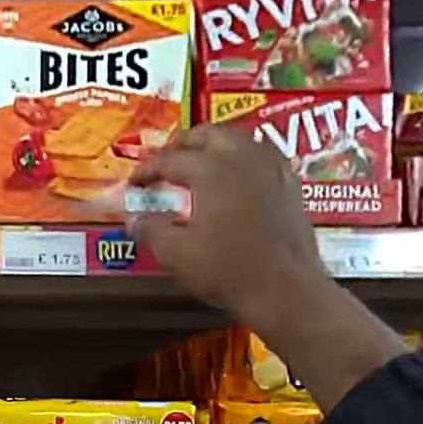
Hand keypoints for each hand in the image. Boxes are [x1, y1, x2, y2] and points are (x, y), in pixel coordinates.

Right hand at [127, 124, 338, 325]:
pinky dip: (242, 157)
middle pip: (205, 135)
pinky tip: (239, 173)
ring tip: (199, 160)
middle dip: (181, 144)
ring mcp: (270, 165)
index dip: (147, 170)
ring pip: (236, 139)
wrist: (284, 288)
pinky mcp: (289, 182)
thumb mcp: (177, 255)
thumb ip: (152, 231)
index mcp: (209, 168)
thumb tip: (133, 218)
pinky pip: (261, 155)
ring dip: (213, 144)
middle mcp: (241, 155)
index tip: (134, 182)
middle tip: (165, 160)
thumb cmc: (226, 270)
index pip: (169, 159)